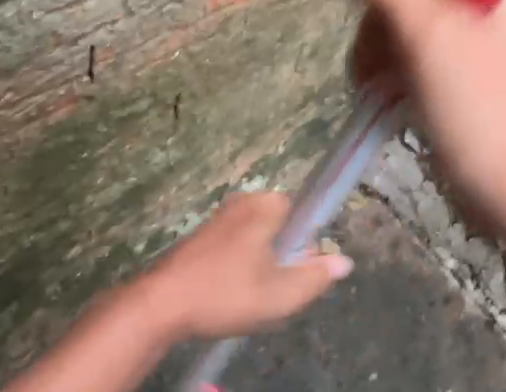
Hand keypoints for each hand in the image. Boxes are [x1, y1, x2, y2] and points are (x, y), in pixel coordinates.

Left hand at [141, 191, 351, 340]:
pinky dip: (237, 263)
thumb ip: (315, 277)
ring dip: (259, 262)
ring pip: (256, 236)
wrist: (161, 304)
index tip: (295, 271)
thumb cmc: (225, 294)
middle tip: (273, 288)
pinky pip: (234, 243)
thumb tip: (344, 261)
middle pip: (279, 224)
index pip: (301, 212)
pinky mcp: (201, 234)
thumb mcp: (279, 295)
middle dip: (281, 254)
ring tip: (251, 294)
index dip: (303, 243)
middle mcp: (243, 201)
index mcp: (265, 206)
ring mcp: (219, 216)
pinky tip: (229, 292)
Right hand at [344, 0, 505, 219]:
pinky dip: (397, 63)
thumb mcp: (432, 34)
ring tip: (372, 86)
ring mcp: (484, 29)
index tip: (388, 19)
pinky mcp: (471, 64)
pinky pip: (421, 44)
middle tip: (373, 63)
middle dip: (386, 18)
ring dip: (383, 46)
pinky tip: (383, 92)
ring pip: (412, 13)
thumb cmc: (483, 109)